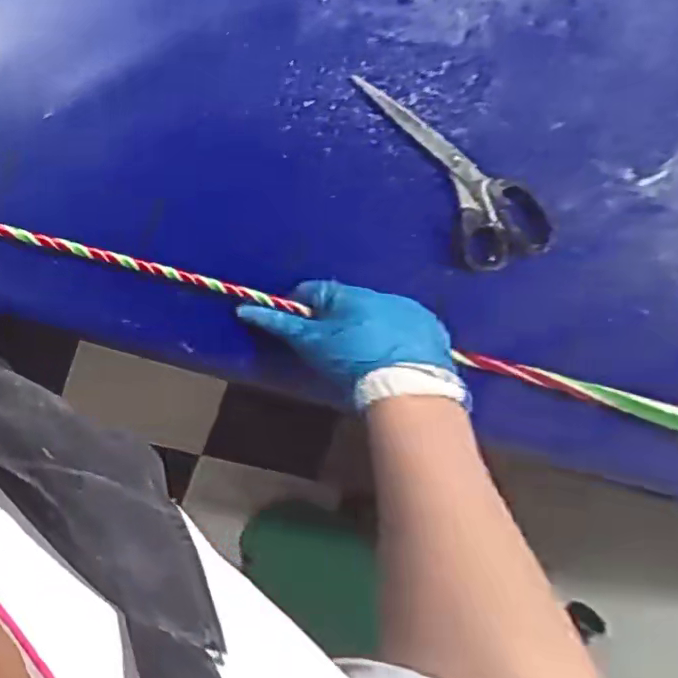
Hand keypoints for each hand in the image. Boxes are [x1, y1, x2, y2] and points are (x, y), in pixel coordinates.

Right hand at [236, 280, 455, 390]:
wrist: (409, 389)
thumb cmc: (349, 360)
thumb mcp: (308, 342)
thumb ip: (277, 323)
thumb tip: (244, 308)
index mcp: (350, 294)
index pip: (310, 289)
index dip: (296, 308)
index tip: (294, 329)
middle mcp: (383, 295)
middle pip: (343, 301)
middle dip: (330, 317)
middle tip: (322, 344)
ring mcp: (412, 311)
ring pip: (373, 312)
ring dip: (360, 324)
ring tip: (354, 351)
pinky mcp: (434, 329)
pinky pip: (401, 325)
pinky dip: (388, 335)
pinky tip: (382, 355)